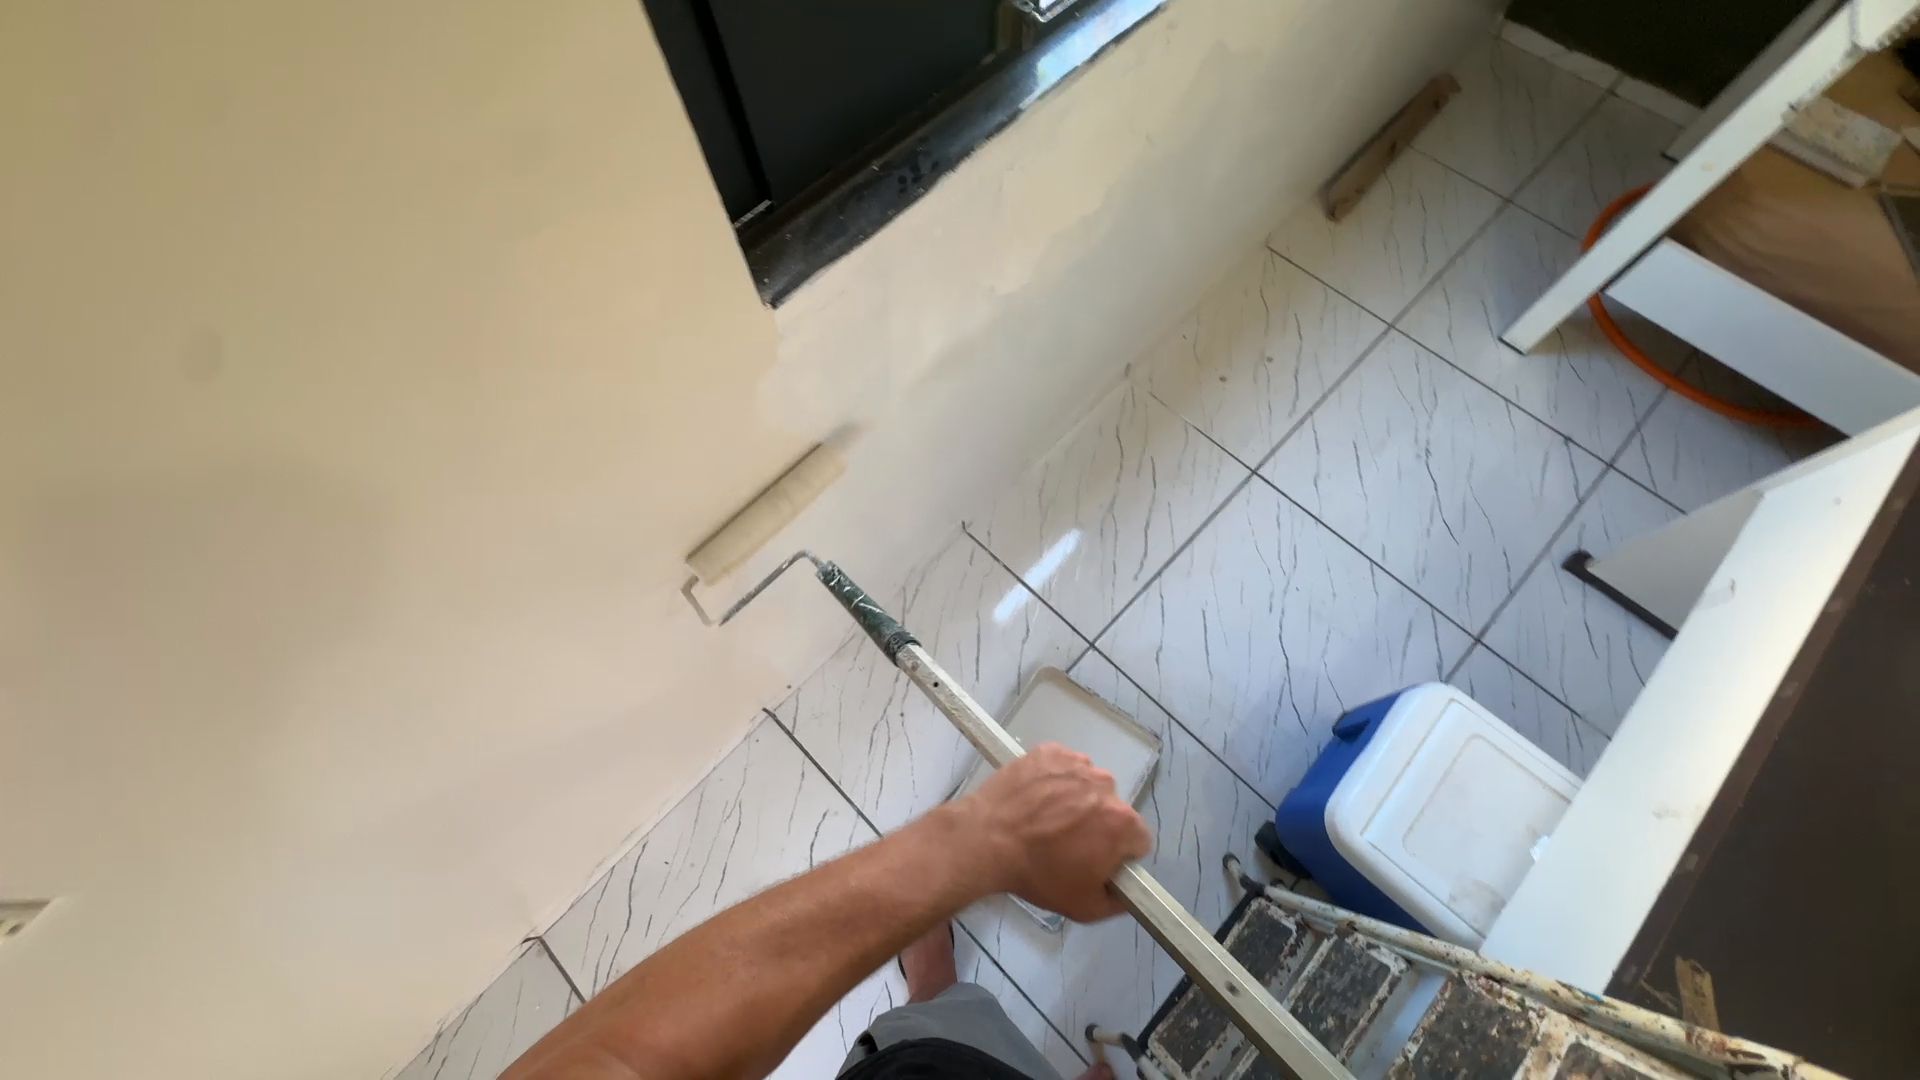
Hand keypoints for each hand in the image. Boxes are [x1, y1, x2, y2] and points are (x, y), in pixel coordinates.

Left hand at [952, 743, 1151, 921]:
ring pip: (1088, 784)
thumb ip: (1119, 899)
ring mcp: (1076, 763)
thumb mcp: (1086, 907)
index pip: (1138, 838)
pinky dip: (1054, 778)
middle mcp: (1106, 785)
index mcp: (1122, 822)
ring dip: (1076, 797)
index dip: (1119, 852)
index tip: (1096, 858)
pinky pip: (1063, 766)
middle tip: (1065, 840)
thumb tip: (1128, 887)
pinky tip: (1035, 796)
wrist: (986, 839)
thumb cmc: (1037, 874)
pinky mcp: (1050, 751)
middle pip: (1112, 808)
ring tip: (1046, 817)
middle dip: (1096, 822)